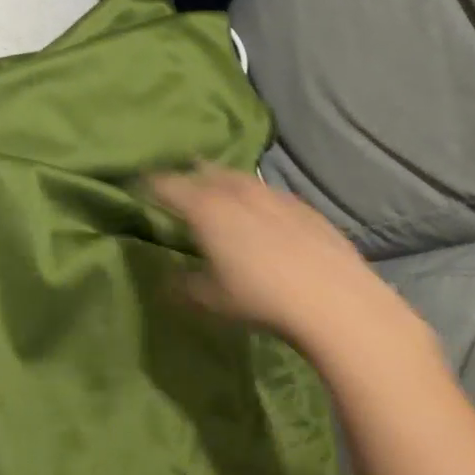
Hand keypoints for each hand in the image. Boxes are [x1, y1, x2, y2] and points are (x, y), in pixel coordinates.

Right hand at [150, 167, 405, 350]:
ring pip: (240, 179)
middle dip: (188, 174)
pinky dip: (256, 196)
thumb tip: (168, 276)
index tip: (138, 184)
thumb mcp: (209, 299)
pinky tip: (262, 209)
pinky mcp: (305, 209)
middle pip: (205, 173)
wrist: (336, 302)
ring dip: (224, 180)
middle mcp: (236, 194)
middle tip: (178, 179)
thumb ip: (183, 283)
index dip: (150, 184)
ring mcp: (274, 197)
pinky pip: (271, 194)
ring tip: (217, 185)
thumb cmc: (260, 299)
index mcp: (205, 210)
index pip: (167, 186)